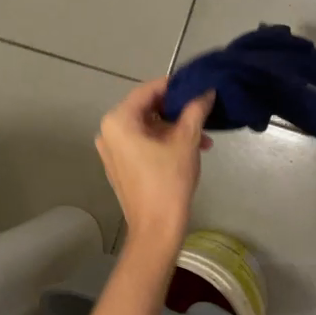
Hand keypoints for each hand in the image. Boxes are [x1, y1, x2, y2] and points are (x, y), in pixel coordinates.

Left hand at [94, 78, 214, 253]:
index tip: (198, 86)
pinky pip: (142, 143)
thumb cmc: (169, 180)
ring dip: (175, 128)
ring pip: (148, 127)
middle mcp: (109, 132)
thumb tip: (206, 91)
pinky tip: (190, 149)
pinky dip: (164, 142)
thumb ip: (195, 109)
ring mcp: (112, 150)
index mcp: (119, 121)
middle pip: (147, 108)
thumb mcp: (186, 140)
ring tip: (203, 139)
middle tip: (203, 113)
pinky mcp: (120, 166)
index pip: (149, 90)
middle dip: (177, 111)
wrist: (157, 228)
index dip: (175, 86)